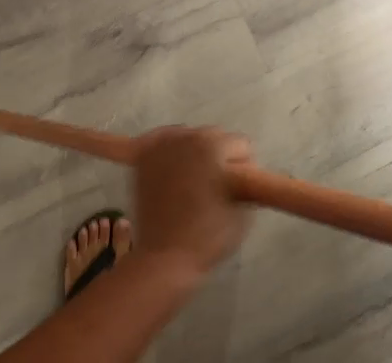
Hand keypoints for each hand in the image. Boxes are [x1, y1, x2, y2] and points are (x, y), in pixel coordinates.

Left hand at [130, 126, 252, 273]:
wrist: (165, 255)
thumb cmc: (208, 237)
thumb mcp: (242, 212)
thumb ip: (248, 184)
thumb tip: (245, 173)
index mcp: (214, 146)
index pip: (241, 144)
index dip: (244, 166)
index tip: (238, 187)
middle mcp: (186, 136)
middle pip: (214, 136)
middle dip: (219, 157)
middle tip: (216, 187)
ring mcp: (161, 143)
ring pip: (188, 136)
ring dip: (194, 153)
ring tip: (192, 182)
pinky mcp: (142, 154)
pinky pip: (160, 139)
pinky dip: (167, 147)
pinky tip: (170, 162)